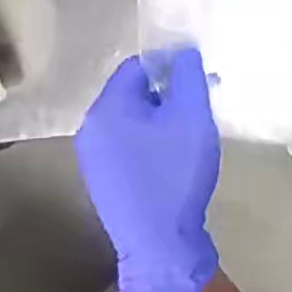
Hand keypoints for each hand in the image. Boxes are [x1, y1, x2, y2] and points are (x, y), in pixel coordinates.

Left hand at [75, 51, 221, 291]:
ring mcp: (94, 157)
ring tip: (190, 135)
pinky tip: (173, 160)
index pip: (136, 67)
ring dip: (161, 119)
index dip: (169, 65)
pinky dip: (151, 142)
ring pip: (131, 122)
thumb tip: (183, 52)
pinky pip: (128, 146)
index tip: (199, 78)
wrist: (158, 240)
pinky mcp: (104, 180)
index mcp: (108, 108)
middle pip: (132, 94)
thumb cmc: (176, 172)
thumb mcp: (192, 118)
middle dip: (167, 94)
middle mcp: (92, 128)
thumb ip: (188, 79)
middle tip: (200, 107)